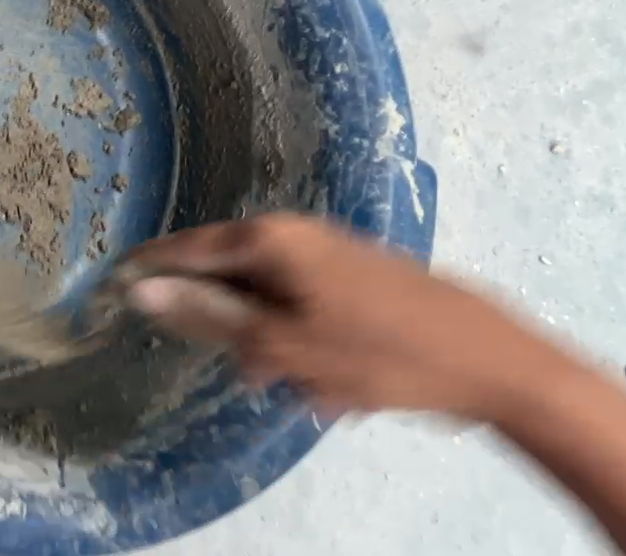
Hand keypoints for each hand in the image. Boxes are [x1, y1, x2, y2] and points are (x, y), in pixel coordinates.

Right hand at [120, 213, 560, 421]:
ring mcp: (328, 251)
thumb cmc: (380, 353)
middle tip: (257, 376)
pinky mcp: (359, 275)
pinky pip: (305, 305)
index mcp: (266, 238)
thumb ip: (205, 316)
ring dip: (273, 343)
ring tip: (309, 391)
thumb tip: (137, 290)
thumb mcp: (281, 344)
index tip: (117, 292)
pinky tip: (339, 382)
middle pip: (228, 277)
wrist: (507, 369)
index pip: (182, 249)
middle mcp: (292, 233)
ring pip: (269, 298)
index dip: (149, 272)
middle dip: (234, 329)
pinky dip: (307, 340)